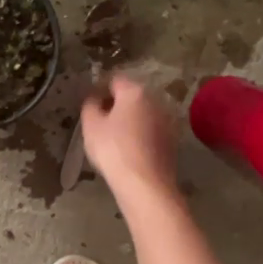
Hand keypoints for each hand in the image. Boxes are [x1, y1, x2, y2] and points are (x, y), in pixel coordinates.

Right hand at [80, 73, 180, 195]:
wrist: (145, 184)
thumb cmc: (113, 149)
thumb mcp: (91, 125)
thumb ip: (90, 105)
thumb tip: (95, 98)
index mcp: (134, 92)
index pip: (114, 79)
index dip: (99, 88)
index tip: (90, 103)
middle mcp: (156, 100)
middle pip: (132, 95)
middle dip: (116, 103)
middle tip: (100, 119)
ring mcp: (168, 120)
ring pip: (143, 112)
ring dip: (130, 118)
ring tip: (114, 135)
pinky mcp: (173, 140)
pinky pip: (152, 128)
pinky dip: (141, 132)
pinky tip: (130, 148)